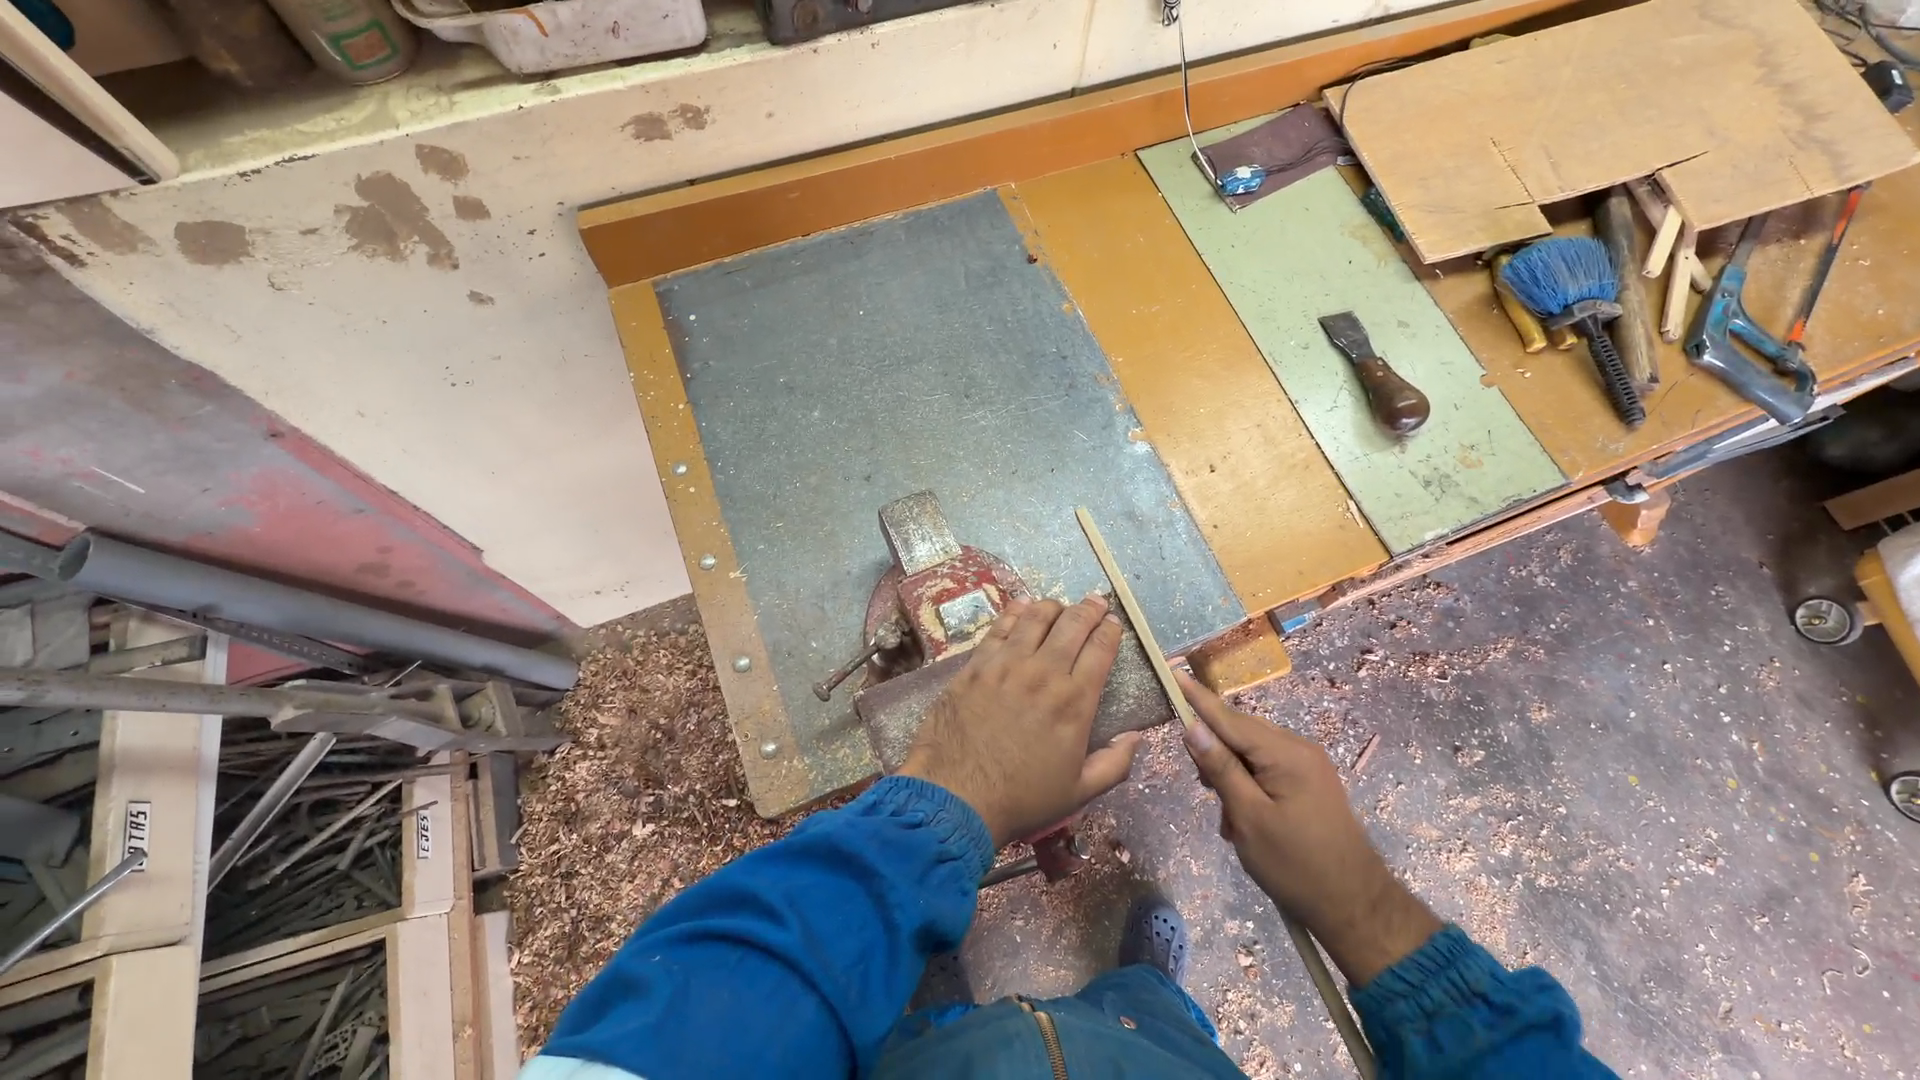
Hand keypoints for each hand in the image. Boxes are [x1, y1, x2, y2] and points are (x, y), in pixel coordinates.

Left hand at [899, 594, 1142, 848]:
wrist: (955, 796)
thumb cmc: (1021, 799)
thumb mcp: (1079, 792)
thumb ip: (1114, 764)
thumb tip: (1136, 737)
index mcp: (1075, 702)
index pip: (1100, 650)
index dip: (1110, 630)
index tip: (1113, 622)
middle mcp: (1044, 673)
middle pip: (1072, 625)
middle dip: (1088, 609)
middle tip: (1094, 601)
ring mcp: (1006, 665)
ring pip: (1035, 618)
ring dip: (1053, 606)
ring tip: (1060, 605)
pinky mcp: (975, 666)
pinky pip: (999, 628)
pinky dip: (1015, 612)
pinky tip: (1022, 606)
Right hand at [1177, 671, 1440, 985]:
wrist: (1353, 908)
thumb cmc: (1295, 865)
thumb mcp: (1249, 817)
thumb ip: (1220, 768)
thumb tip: (1193, 726)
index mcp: (1286, 753)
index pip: (1229, 718)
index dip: (1197, 699)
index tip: (1172, 671)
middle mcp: (1298, 749)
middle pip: (1239, 733)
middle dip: (1214, 754)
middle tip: (1203, 789)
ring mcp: (1306, 766)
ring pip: (1250, 754)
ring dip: (1230, 777)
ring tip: (1229, 819)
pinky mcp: (1308, 784)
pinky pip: (1265, 770)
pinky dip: (1247, 788)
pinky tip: (1242, 821)